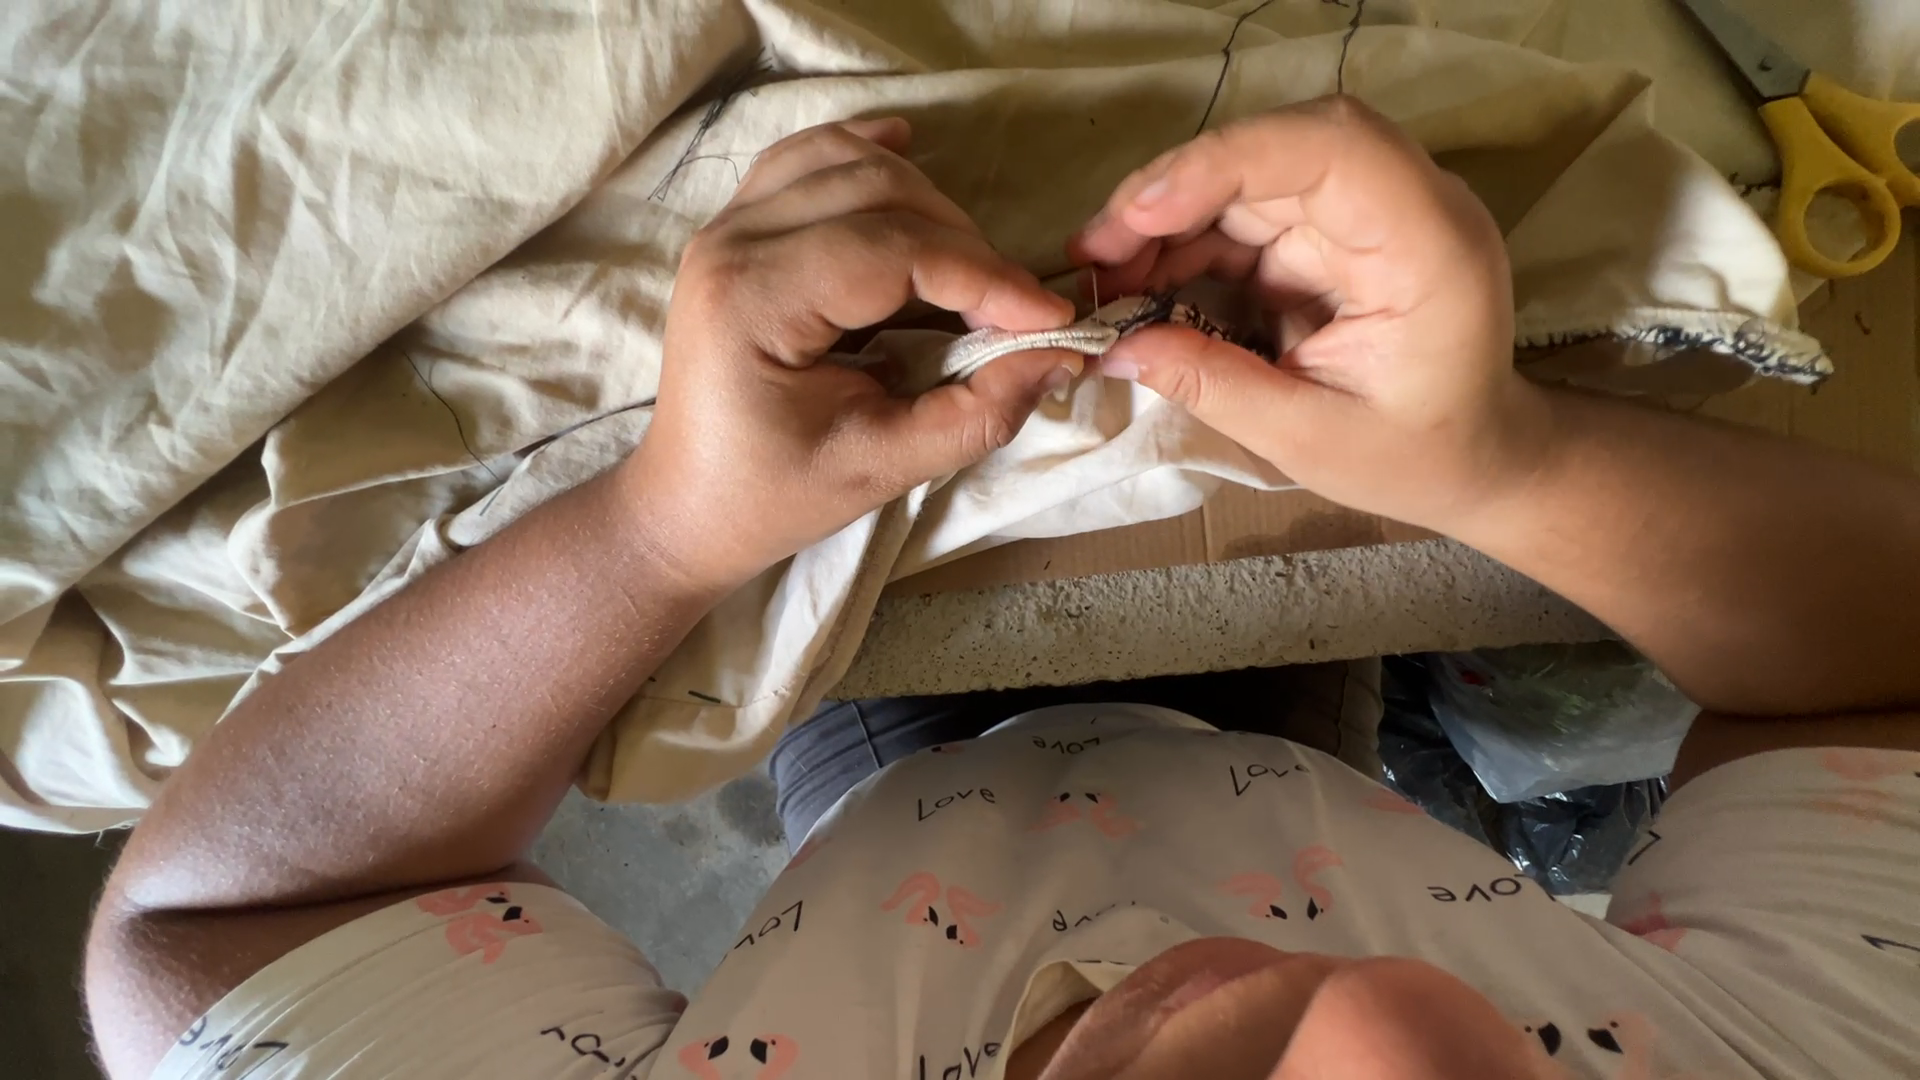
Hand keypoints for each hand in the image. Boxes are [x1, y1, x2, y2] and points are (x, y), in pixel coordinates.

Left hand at [621, 118, 1078, 588]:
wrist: (689, 504)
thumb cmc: (776, 496)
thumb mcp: (881, 469)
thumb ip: (976, 414)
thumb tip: (1059, 356)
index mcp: (756, 302)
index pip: (894, 251)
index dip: (986, 277)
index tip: (1051, 319)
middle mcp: (733, 242)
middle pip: (880, 192)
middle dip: (967, 246)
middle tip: (1014, 311)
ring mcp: (728, 226)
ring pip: (851, 161)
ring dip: (930, 204)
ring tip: (973, 270)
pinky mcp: (736, 229)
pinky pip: (811, 159)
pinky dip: (869, 154)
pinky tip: (910, 149)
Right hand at [1071, 96, 1550, 531]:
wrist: (1470, 454)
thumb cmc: (1409, 456)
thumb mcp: (1304, 437)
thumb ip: (1212, 386)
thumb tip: (1115, 348)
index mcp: (1422, 248)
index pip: (1328, 150)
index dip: (1224, 164)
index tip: (1136, 218)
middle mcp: (1394, 209)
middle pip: (1271, 153)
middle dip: (1170, 193)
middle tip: (1091, 252)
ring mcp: (1356, 219)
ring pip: (1244, 182)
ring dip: (1163, 222)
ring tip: (1100, 274)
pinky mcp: (1322, 239)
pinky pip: (1238, 222)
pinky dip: (1180, 248)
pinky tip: (1137, 283)